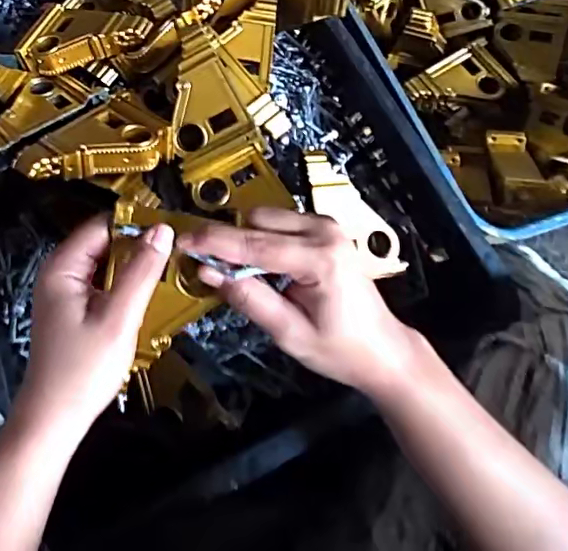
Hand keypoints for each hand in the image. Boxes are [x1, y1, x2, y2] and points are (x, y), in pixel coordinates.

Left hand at [12, 214, 172, 443]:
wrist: (52, 422)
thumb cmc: (83, 370)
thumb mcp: (118, 319)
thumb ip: (141, 272)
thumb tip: (162, 229)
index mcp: (62, 265)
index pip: (103, 225)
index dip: (136, 224)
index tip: (170, 232)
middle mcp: (59, 270)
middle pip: (104, 242)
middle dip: (137, 245)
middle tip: (174, 253)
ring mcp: (63, 290)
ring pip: (105, 263)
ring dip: (132, 266)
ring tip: (167, 271)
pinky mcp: (71, 308)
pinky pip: (102, 282)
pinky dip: (123, 284)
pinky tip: (145, 295)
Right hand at [179, 207, 426, 399]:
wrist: (383, 348)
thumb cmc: (341, 349)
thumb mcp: (289, 333)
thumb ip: (248, 298)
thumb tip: (209, 273)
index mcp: (319, 258)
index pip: (254, 245)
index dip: (214, 243)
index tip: (184, 242)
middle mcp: (323, 231)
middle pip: (256, 221)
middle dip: (228, 241)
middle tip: (210, 269)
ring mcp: (324, 224)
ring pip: (264, 217)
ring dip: (245, 239)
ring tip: (242, 275)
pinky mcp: (322, 226)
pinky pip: (277, 222)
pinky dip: (260, 238)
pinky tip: (263, 267)